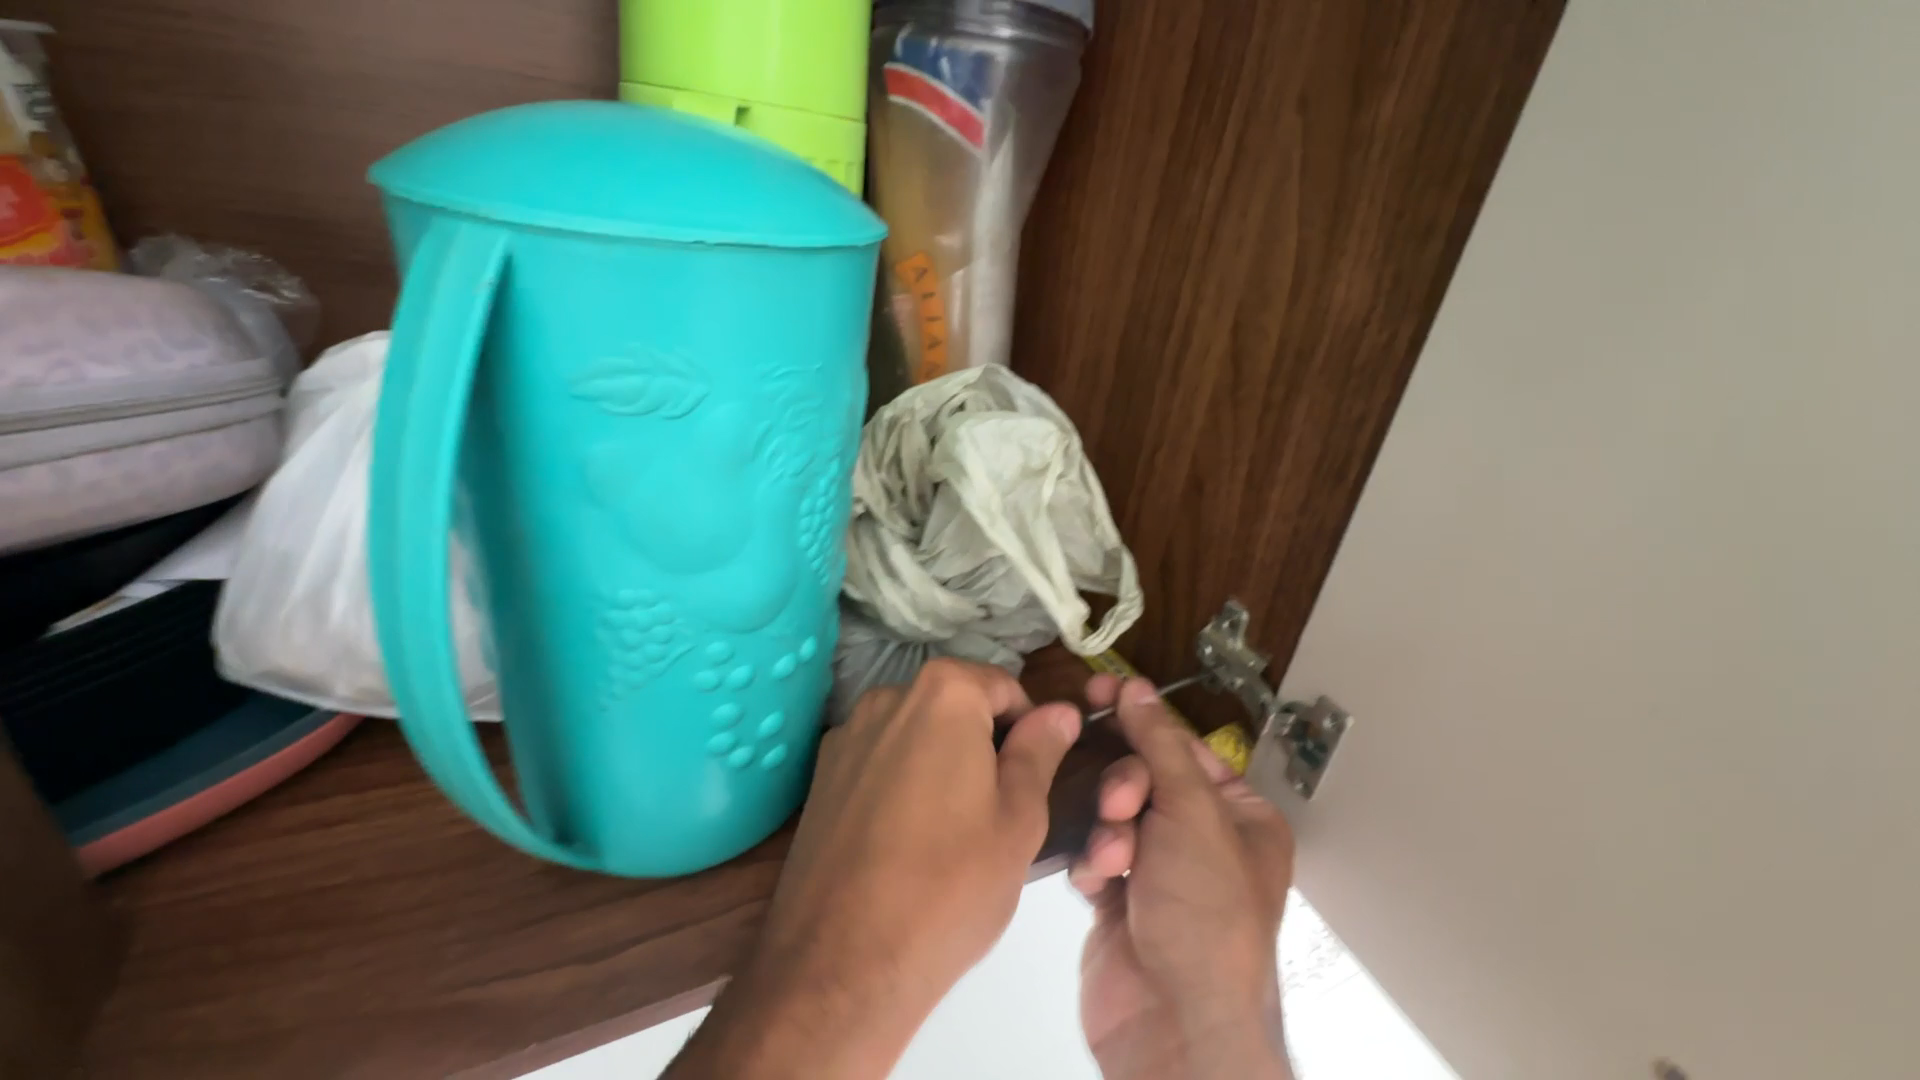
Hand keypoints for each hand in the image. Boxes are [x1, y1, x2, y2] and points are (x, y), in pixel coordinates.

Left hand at [666, 658, 1082, 1079]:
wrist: (841, 962)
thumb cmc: (950, 885)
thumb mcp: (1018, 818)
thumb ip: (1039, 751)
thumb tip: (1060, 711)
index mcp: (942, 694)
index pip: (1004, 686)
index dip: (1029, 729)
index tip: (1033, 779)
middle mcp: (886, 698)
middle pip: (955, 706)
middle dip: (983, 744)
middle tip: (998, 812)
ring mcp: (845, 736)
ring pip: (915, 734)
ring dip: (941, 763)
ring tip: (951, 832)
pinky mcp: (819, 776)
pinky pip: (879, 762)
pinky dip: (901, 783)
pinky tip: (904, 842)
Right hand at [1071, 675, 1296, 1079]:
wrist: (1175, 1024)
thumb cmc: (1203, 910)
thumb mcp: (1191, 813)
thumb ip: (1157, 744)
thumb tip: (1134, 686)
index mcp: (1239, 818)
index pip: (1183, 747)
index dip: (1142, 720)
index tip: (1096, 692)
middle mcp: (1202, 840)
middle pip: (1144, 777)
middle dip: (1125, 787)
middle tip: (1120, 805)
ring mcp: (1160, 872)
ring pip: (1114, 814)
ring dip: (1108, 830)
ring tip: (1113, 858)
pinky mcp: (1121, 900)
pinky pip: (1097, 854)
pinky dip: (1094, 863)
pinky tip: (1098, 885)